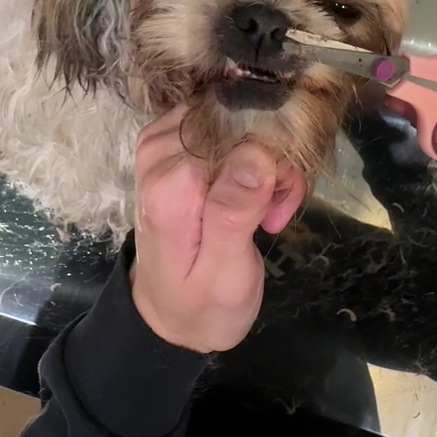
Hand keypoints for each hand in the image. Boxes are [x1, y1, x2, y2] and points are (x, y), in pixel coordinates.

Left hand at [128, 106, 306, 351]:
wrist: (169, 313)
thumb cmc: (200, 303)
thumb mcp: (225, 274)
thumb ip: (235, 211)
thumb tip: (256, 152)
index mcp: (169, 185)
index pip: (238, 138)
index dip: (271, 167)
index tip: (276, 212)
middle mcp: (159, 153)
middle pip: (238, 126)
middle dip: (271, 166)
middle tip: (273, 215)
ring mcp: (162, 143)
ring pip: (236, 124)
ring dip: (263, 164)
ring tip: (264, 213)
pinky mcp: (171, 141)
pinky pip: (224, 127)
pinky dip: (248, 157)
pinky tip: (253, 196)